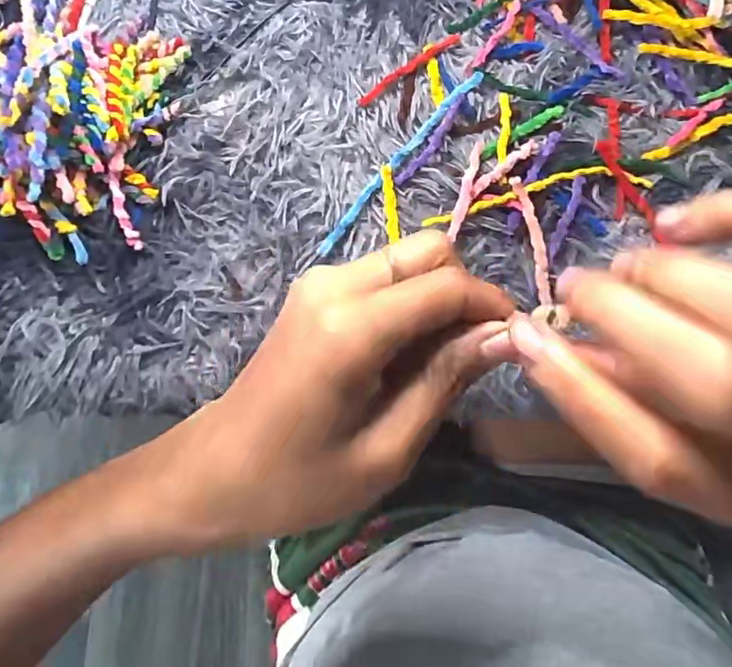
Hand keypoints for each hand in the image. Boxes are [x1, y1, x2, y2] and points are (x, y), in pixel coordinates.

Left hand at [139, 230, 514, 550]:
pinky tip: (405, 352)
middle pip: (429, 249)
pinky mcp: (317, 285)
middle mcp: (335, 283)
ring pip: (409, 256)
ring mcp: (321, 278)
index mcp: (350, 327)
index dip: (492, 305)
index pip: (445, 285)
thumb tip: (504, 335)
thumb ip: (445, 381)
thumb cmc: (297, 482)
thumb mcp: (385, 452)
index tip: (517, 343)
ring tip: (440, 360)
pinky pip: (384, 273)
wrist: (214, 469)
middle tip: (476, 352)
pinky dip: (412, 299)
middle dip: (466, 291)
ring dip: (439, 295)